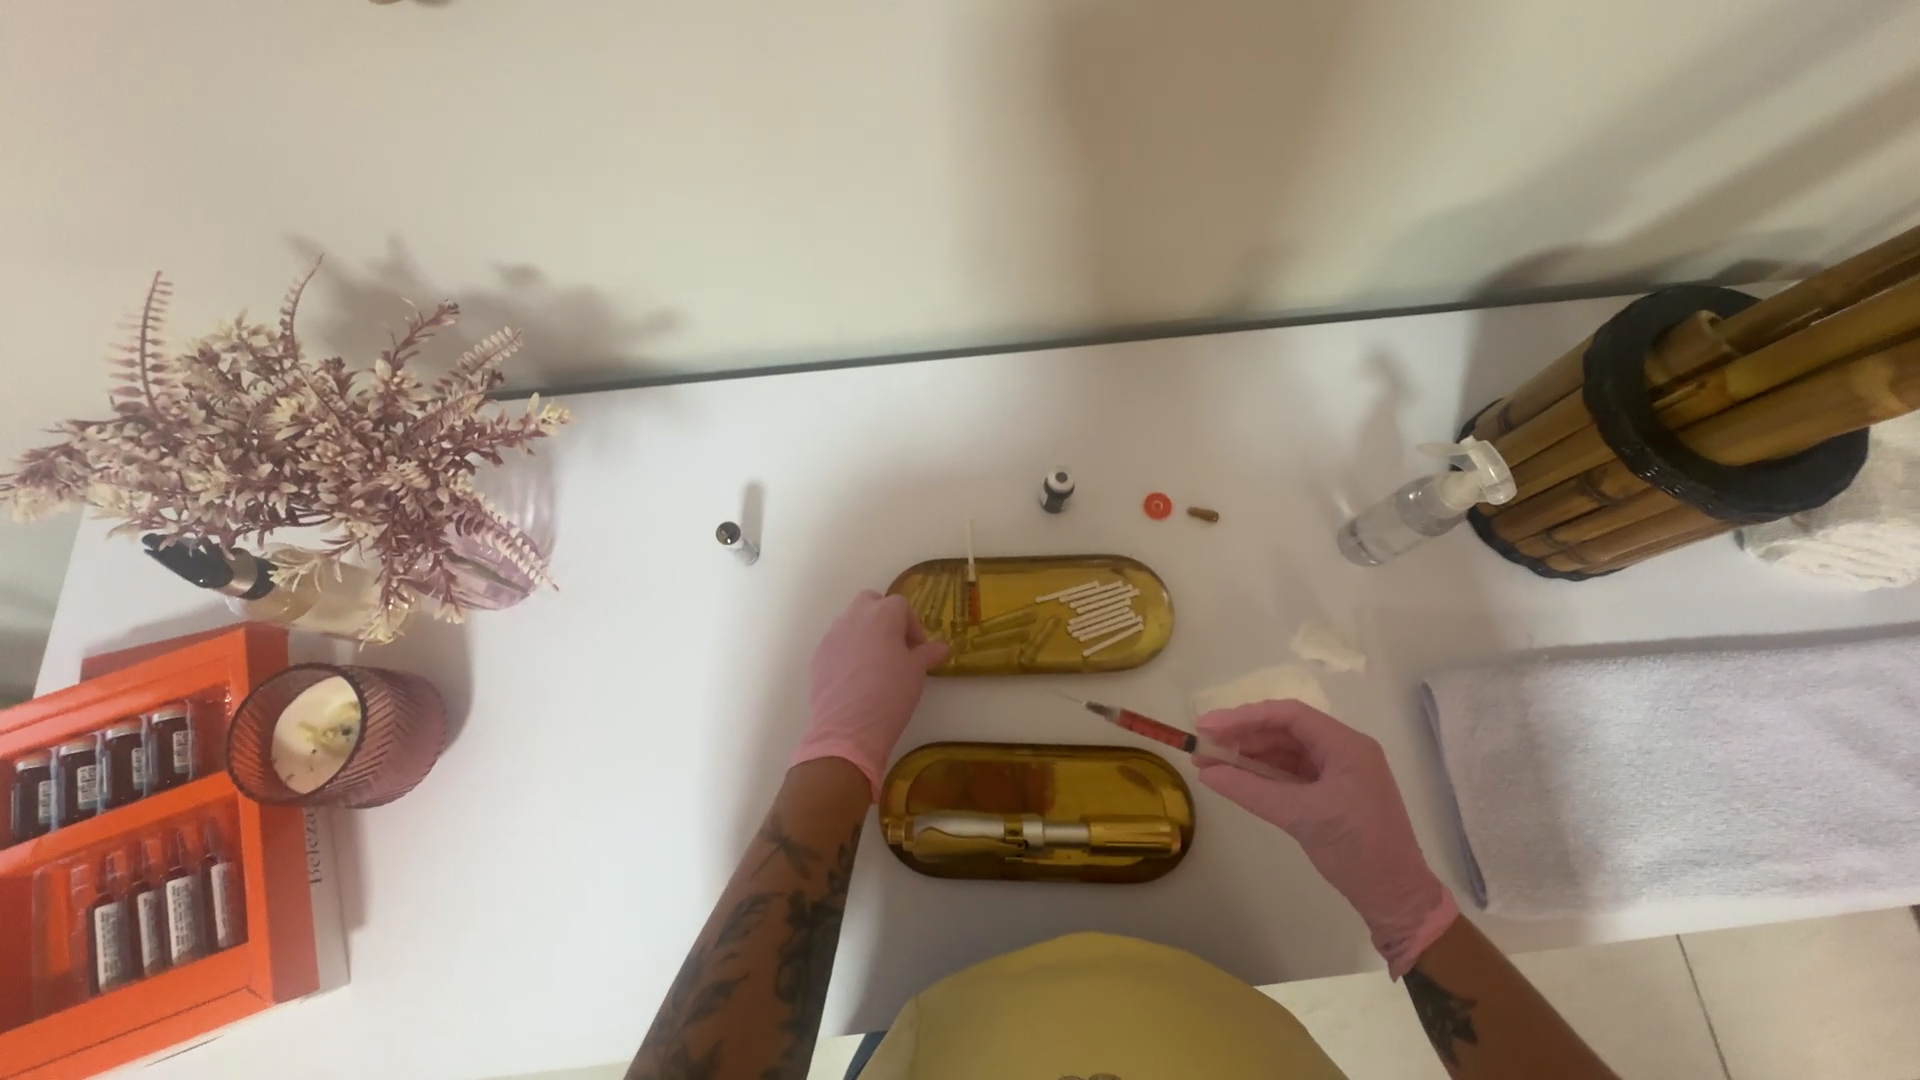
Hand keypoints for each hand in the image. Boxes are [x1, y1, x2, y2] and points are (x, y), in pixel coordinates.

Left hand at [791, 590, 949, 799]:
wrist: (848, 728)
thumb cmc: (890, 694)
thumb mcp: (916, 672)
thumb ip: (928, 653)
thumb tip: (942, 647)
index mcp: (883, 615)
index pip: (901, 605)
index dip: (913, 625)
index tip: (918, 648)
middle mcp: (854, 617)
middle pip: (871, 602)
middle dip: (885, 616)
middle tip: (896, 644)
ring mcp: (832, 635)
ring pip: (851, 621)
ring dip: (865, 632)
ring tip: (876, 662)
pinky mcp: (818, 655)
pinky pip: (837, 643)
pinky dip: (848, 650)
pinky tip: (856, 677)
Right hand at [1195, 700, 1457, 977]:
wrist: (1397, 898)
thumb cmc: (1356, 851)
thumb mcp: (1299, 816)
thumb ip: (1249, 789)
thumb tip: (1206, 773)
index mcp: (1346, 746)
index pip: (1288, 715)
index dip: (1244, 716)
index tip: (1208, 726)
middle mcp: (1345, 750)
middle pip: (1285, 729)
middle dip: (1242, 734)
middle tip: (1203, 742)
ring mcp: (1340, 770)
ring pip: (1286, 749)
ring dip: (1249, 753)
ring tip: (1210, 760)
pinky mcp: (1333, 791)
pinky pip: (1292, 770)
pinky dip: (1263, 772)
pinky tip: (1236, 775)